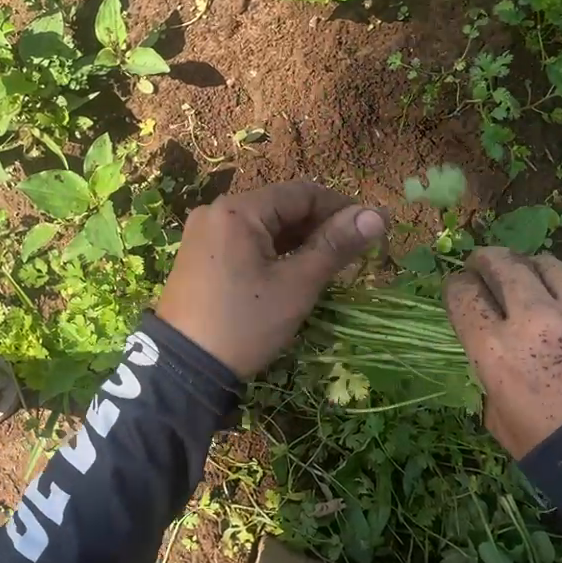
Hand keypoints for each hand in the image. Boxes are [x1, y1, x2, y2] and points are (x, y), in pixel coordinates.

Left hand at [157, 182, 387, 378]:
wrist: (183, 368)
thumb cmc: (244, 323)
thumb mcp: (296, 286)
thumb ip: (335, 246)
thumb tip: (378, 215)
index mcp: (237, 210)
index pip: (302, 193)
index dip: (341, 209)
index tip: (370, 232)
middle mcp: (215, 211)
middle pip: (281, 207)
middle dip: (319, 227)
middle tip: (352, 256)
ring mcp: (203, 233)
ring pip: (264, 225)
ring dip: (298, 241)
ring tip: (329, 268)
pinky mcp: (199, 255)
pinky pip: (245, 241)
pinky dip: (273, 252)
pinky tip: (294, 273)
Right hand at [444, 250, 561, 457]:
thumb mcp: (505, 427)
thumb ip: (493, 385)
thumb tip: (496, 364)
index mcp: (496, 349)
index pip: (461, 292)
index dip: (457, 287)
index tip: (462, 288)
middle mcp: (535, 317)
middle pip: (501, 263)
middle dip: (488, 261)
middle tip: (490, 267)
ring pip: (548, 263)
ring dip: (536, 270)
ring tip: (541, 282)